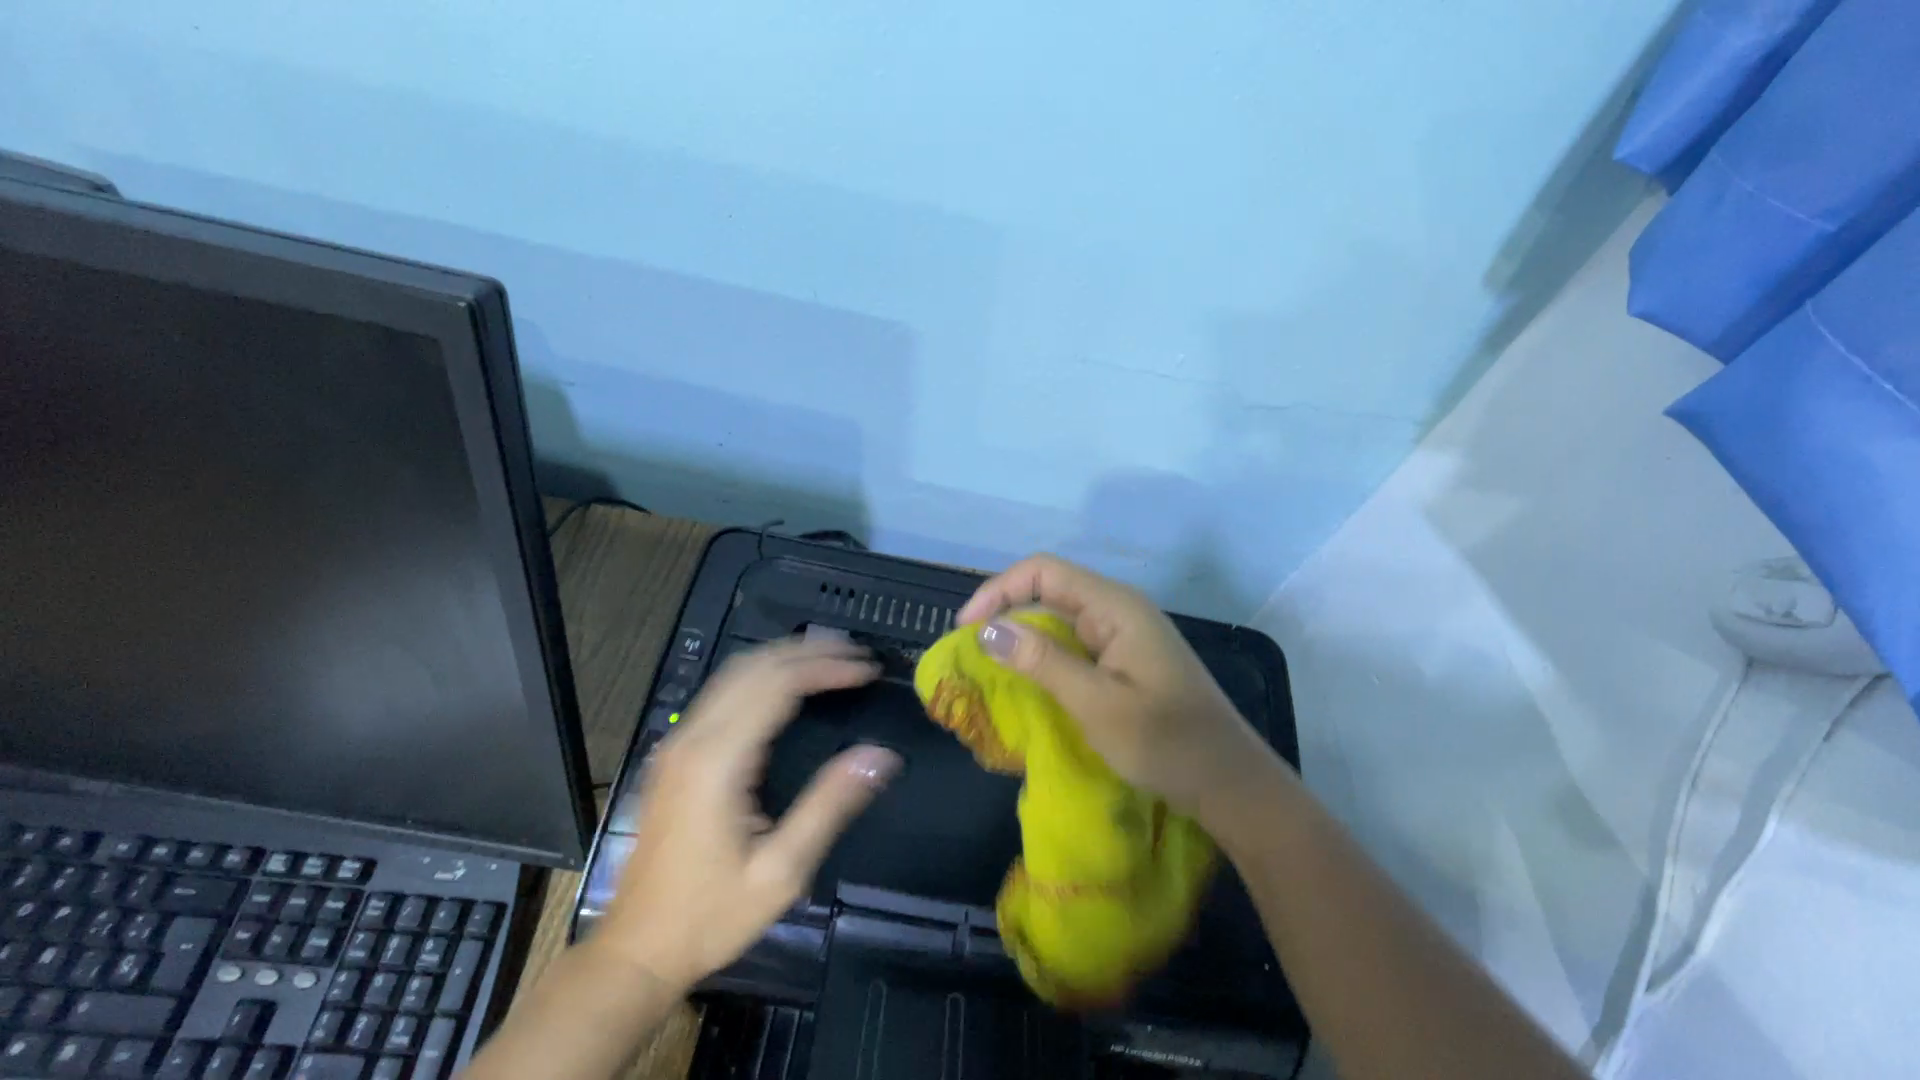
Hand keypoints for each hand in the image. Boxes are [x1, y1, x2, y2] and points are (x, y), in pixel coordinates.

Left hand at [593, 638, 901, 989]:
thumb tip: (878, 756)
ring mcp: (675, 745)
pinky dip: (758, 678)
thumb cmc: (712, 916)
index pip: (777, 686)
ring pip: (731, 674)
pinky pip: (718, 695)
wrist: (638, 949)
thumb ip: (829, 805)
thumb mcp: (782, 870)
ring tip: (830, 660)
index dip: (826, 668)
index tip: (867, 670)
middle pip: (752, 667)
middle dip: (808, 652)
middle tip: (856, 655)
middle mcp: (691, 740)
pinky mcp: (671, 757)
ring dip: (782, 659)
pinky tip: (785, 688)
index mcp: (718, 762)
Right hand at [958, 554, 1286, 821]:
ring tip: (989, 671)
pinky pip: (1075, 648)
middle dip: (1005, 615)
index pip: (1043, 571)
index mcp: (1116, 607)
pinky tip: (1027, 685)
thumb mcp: (1096, 704)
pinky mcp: (1126, 663)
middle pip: (1049, 592)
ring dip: (1023, 640)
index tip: (965, 630)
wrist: (1229, 784)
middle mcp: (1119, 611)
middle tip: (969, 656)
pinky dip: (1045, 660)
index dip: (998, 591)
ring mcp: (1124, 637)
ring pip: (1060, 622)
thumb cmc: (1166, 743)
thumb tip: (986, 630)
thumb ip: (1042, 662)